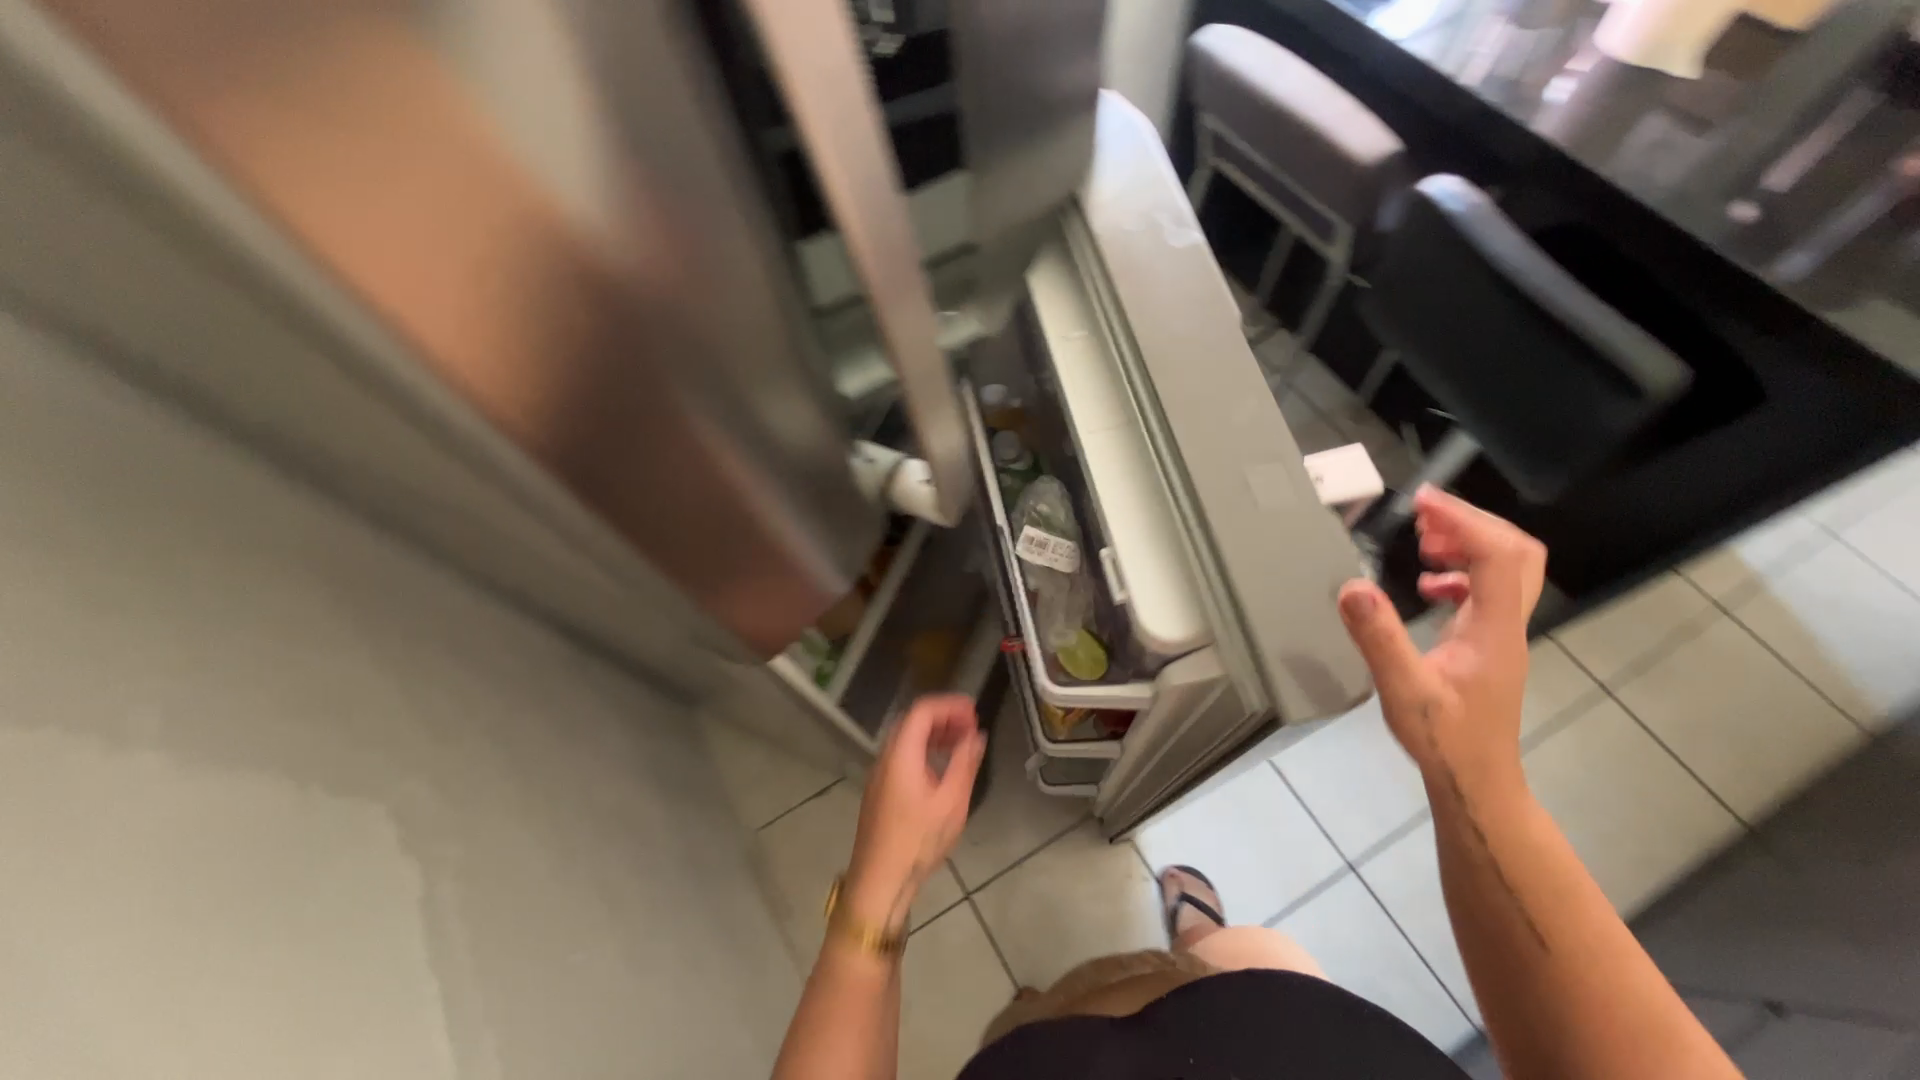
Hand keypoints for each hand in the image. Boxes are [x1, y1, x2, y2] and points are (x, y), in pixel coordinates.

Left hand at [843, 694, 986, 931]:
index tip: (974, 711)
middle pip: (912, 722)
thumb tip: (976, 736)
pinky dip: (924, 750)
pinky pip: (902, 757)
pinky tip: (942, 768)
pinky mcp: (879, 791)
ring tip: (962, 743)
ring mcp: (878, 775)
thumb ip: (964, 764)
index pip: (922, 711)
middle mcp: (884, 758)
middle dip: (943, 717)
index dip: (949, 705)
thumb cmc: (917, 842)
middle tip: (971, 726)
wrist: (879, 881)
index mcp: (900, 755)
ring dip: (934, 734)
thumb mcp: (951, 803)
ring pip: (906, 740)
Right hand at [1337, 487, 1546, 797]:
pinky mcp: (1490, 647)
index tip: (1422, 502)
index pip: (1497, 555)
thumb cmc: (1444, 739)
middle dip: (1471, 523)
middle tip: (1423, 513)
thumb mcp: (1403, 690)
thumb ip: (1379, 638)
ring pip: (1506, 570)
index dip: (1464, 521)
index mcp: (1494, 629)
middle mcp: (1508, 625)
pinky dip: (1461, 574)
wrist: (1477, 782)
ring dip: (1469, 544)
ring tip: (1423, 539)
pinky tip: (1427, 585)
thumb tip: (1352, 586)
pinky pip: (1488, 592)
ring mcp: (1503, 636)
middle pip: (1515, 553)